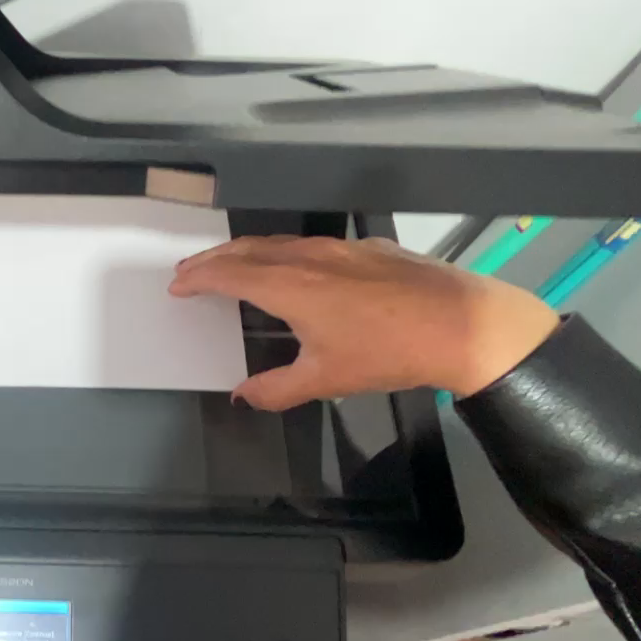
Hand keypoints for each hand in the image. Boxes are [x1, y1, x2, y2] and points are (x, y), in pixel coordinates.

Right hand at [169, 236, 558, 407]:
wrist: (463, 325)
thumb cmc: (387, 352)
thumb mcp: (324, 379)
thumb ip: (274, 389)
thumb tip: (242, 397)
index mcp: (290, 286)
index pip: (229, 274)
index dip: (198, 278)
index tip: (177, 286)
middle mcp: (309, 258)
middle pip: (247, 249)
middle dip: (212, 259)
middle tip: (188, 270)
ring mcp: (340, 249)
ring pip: (279, 242)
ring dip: (245, 252)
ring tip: (228, 264)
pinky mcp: (367, 248)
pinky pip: (308, 244)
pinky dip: (280, 252)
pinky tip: (289, 266)